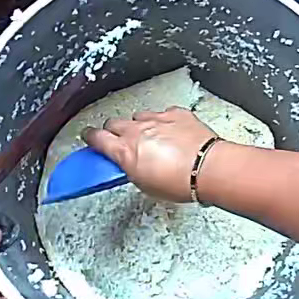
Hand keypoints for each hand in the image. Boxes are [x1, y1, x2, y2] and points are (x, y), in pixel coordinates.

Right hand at [83, 107, 218, 202]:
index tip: (90, 138)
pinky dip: (163, 121)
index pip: (96, 138)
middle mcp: (136, 131)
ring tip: (150, 139)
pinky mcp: (176, 114)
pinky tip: (170, 132)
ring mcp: (156, 119)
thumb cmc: (179, 182)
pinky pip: (162, 113)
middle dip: (114, 132)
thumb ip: (130, 169)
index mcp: (124, 150)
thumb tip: (128, 164)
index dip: (90, 137)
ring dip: (139, 126)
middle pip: (114, 123)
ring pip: (137, 117)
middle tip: (121, 142)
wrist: (208, 169)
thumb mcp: (145, 185)